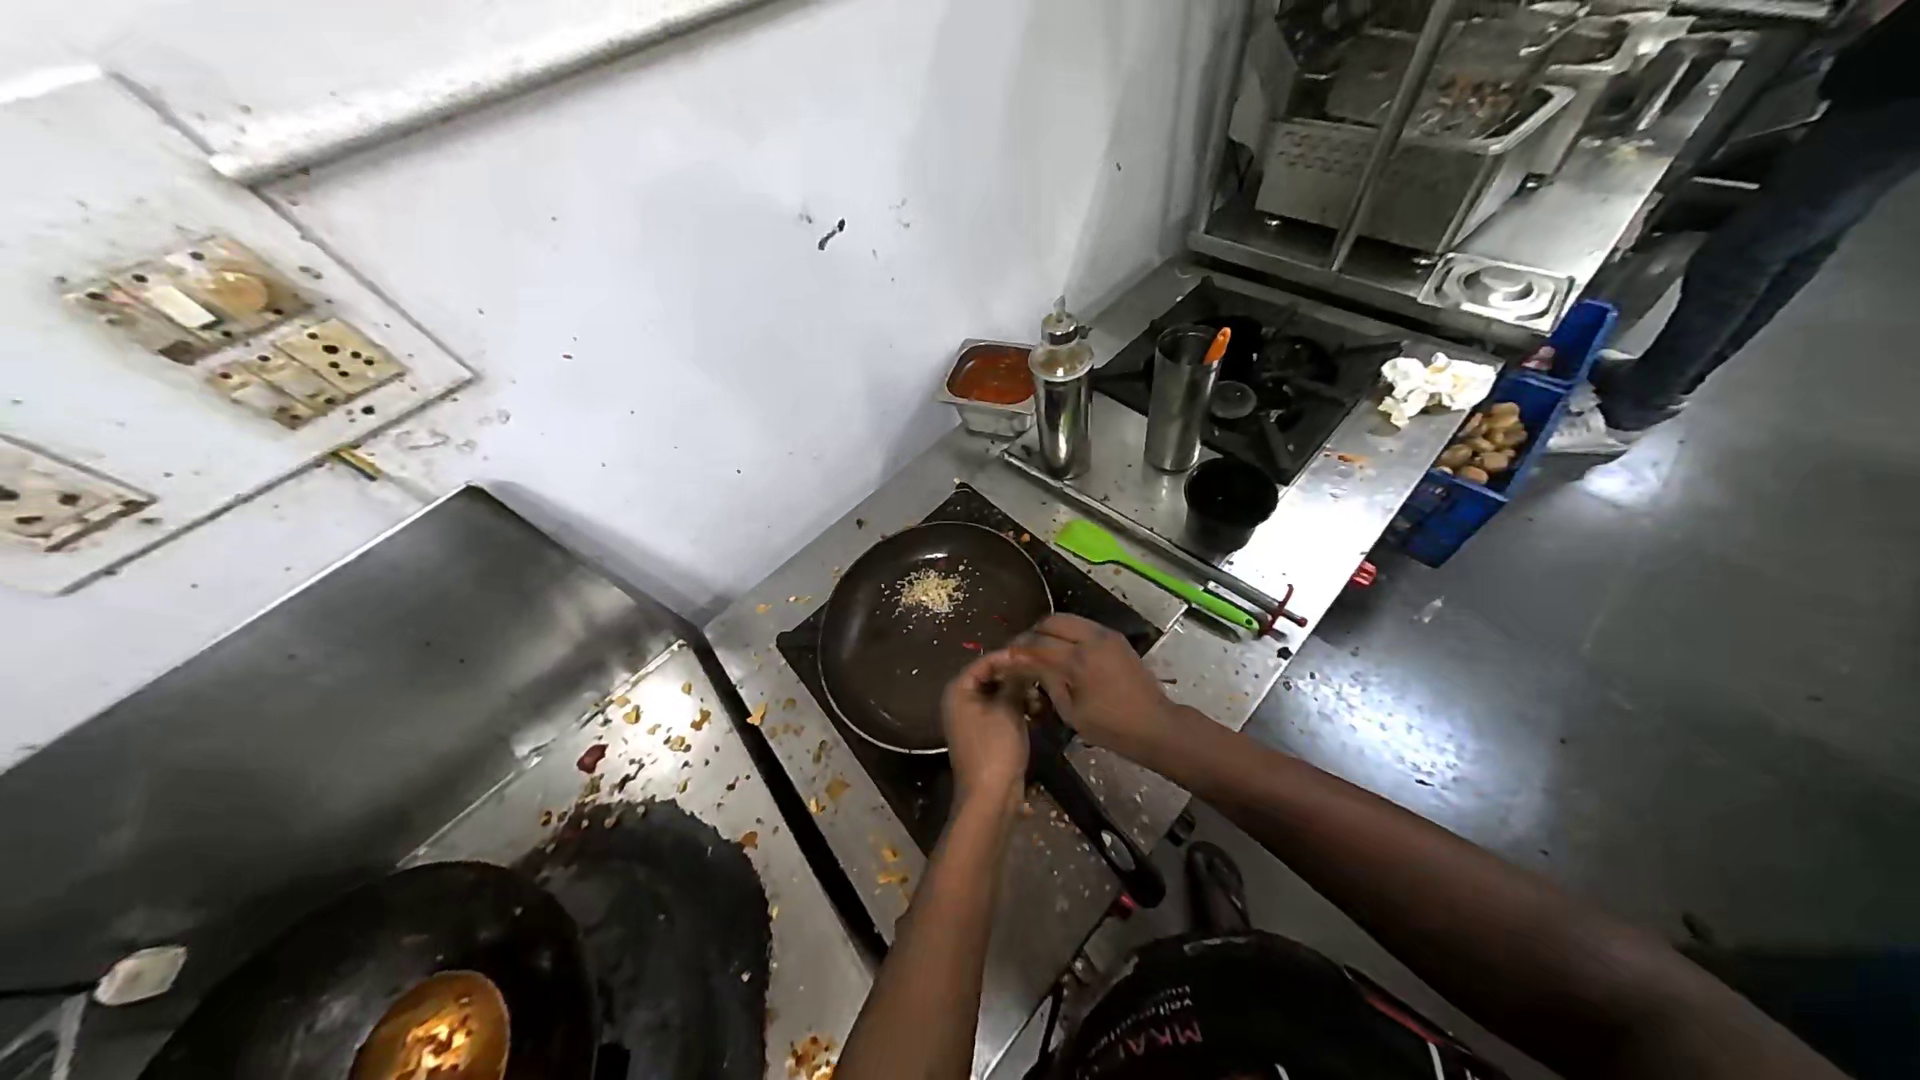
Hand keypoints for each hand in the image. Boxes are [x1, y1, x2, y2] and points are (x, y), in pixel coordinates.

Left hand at [940, 651, 1030, 809]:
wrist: (990, 796)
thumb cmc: (995, 748)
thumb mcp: (1008, 709)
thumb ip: (1015, 681)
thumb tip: (1023, 661)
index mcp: (959, 691)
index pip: (984, 661)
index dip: (1008, 657)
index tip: (1034, 655)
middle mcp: (962, 701)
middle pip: (992, 677)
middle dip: (1017, 678)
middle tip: (1041, 677)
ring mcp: (973, 719)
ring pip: (1000, 695)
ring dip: (1020, 695)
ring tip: (1039, 700)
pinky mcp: (986, 734)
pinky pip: (1002, 712)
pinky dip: (1018, 710)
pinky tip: (1037, 713)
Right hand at [1008, 614, 1194, 761]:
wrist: (1153, 724)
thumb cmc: (1109, 726)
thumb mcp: (1070, 710)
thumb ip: (1046, 680)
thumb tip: (1024, 663)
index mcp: (1078, 660)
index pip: (1037, 644)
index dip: (1017, 649)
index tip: (1004, 656)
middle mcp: (1092, 639)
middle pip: (1051, 621)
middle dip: (1032, 633)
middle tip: (1022, 650)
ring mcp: (1106, 635)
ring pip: (1068, 618)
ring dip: (1050, 630)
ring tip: (1040, 649)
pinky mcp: (1115, 637)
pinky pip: (1083, 625)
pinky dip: (1068, 631)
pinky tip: (1062, 650)